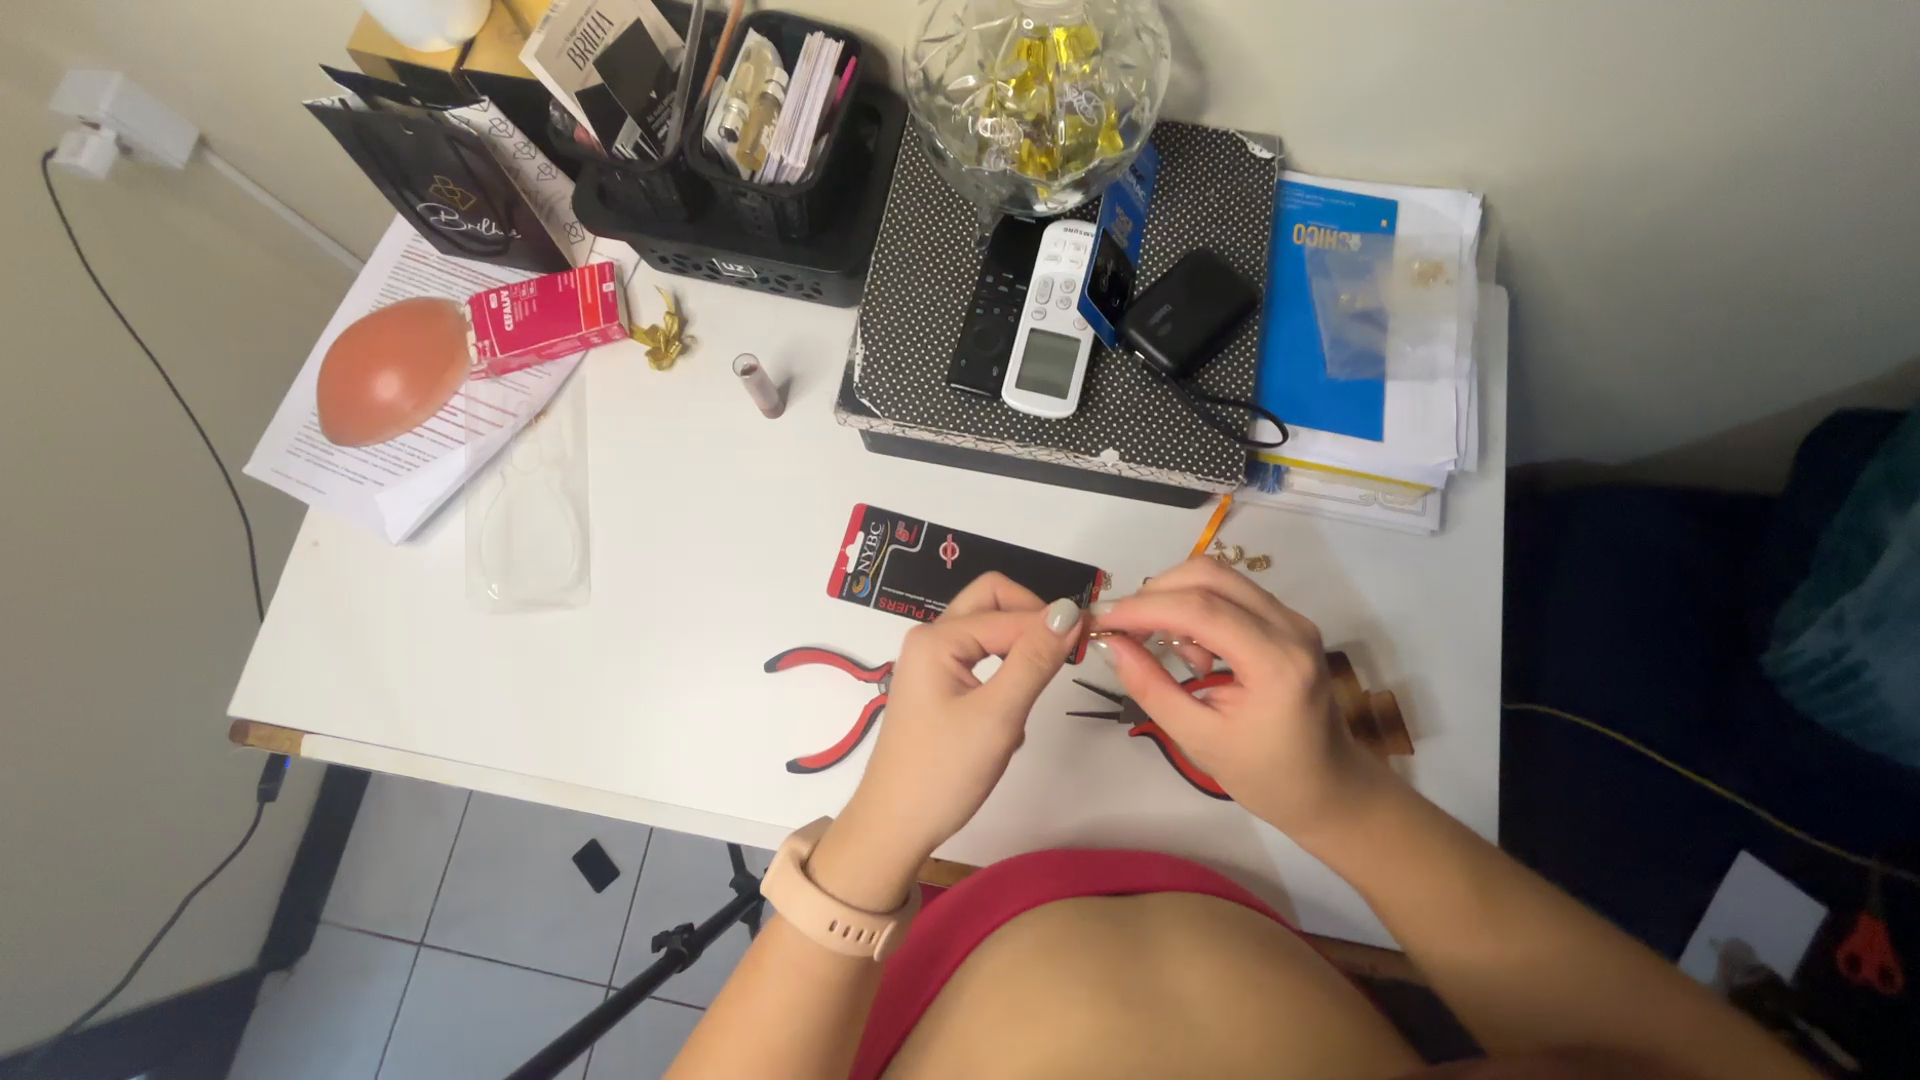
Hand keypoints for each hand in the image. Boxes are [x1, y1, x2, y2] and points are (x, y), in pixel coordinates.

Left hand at [836, 573, 1084, 872]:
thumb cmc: (944, 773)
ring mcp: (931, 662)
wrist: (896, 826)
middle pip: (992, 602)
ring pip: (988, 631)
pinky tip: (1013, 708)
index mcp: (937, 638)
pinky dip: (1004, 671)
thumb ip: (1034, 659)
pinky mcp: (937, 686)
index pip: (1010, 613)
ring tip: (1038, 686)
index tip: (1093, 642)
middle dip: (1031, 620)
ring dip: (1018, 647)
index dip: (1053, 624)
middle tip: (1064, 653)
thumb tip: (1068, 610)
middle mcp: (930, 639)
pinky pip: (979, 658)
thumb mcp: (998, 715)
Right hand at [1087, 556, 1391, 836]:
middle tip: (1122, 627)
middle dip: (1155, 594)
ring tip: (1157, 645)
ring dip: (1174, 598)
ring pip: (1219, 577)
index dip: (1143, 608)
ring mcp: (1292, 619)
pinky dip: (1195, 607)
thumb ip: (1150, 686)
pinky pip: (1231, 593)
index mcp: (1275, 663)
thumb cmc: (1265, 775)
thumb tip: (1109, 643)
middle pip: (1209, 576)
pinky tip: (1190, 651)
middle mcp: (1290, 627)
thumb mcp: (1197, 738)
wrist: (1329, 788)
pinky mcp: (1286, 621)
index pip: (1200, 610)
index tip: (1100, 620)